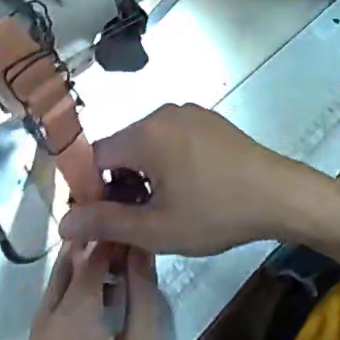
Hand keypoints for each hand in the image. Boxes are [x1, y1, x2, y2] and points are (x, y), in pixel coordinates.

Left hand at [26, 243, 164, 339]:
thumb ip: (142, 295)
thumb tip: (143, 246)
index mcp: (70, 313)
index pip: (94, 251)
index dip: (118, 232)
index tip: (142, 221)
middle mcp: (45, 316)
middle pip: (71, 261)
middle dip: (100, 244)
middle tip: (134, 239)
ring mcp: (36, 335)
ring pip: (60, 281)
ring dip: (88, 267)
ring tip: (125, 268)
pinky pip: (56, 303)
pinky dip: (78, 290)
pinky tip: (106, 299)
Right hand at [59, 104, 324, 255]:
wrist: (276, 193)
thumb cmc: (214, 212)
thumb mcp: (156, 227)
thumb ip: (106, 223)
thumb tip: (63, 223)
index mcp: (146, 132)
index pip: (95, 156)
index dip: (89, 191)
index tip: (101, 223)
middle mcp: (164, 112)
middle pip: (121, 147)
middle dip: (117, 184)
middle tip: (131, 224)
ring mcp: (189, 112)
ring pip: (146, 144)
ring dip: (142, 175)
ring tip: (159, 212)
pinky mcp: (207, 120)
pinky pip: (170, 138)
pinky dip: (165, 162)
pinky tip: (183, 191)